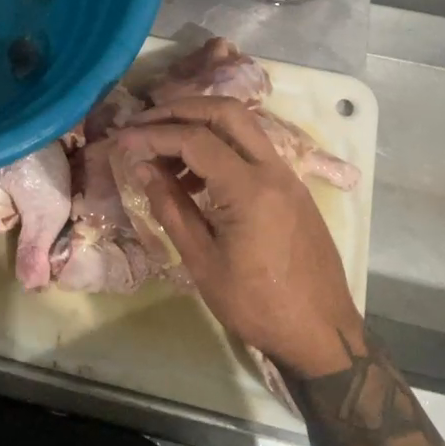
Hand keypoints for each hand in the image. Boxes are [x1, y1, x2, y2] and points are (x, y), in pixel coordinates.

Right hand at [109, 97, 363, 378]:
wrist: (322, 336)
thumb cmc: (256, 304)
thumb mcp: (201, 260)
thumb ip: (170, 206)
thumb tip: (143, 167)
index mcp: (249, 190)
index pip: (194, 139)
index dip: (153, 135)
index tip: (122, 141)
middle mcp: (273, 171)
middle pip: (225, 112)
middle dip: (179, 109)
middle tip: (143, 124)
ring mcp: (288, 178)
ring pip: (242, 126)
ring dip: (200, 126)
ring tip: (163, 155)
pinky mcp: (292, 190)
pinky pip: (252, 150)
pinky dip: (219, 147)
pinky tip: (193, 178)